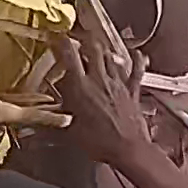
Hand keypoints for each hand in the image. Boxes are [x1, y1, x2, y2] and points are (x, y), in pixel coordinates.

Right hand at [53, 33, 155, 167]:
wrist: (129, 149)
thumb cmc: (99, 142)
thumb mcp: (71, 129)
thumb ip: (61, 115)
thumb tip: (50, 111)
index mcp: (81, 87)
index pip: (69, 55)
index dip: (61, 42)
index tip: (56, 37)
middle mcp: (100, 79)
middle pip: (93, 48)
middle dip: (85, 39)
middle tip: (78, 38)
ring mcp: (118, 83)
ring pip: (110, 56)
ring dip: (103, 50)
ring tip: (96, 47)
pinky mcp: (132, 90)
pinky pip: (136, 70)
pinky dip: (137, 59)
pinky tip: (136, 53)